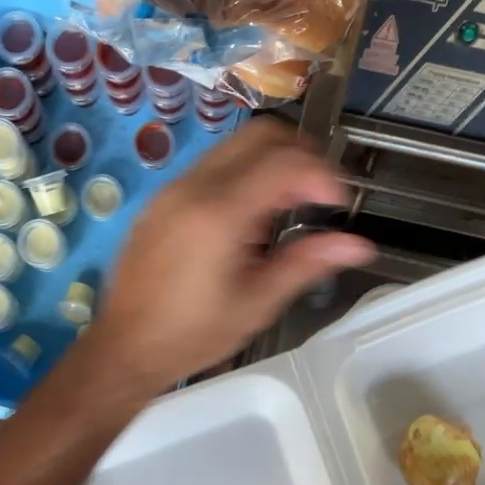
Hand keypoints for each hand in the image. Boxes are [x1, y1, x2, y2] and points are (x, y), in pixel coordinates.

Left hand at [85, 118, 374, 391]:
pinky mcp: (158, 202)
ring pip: (231, 147)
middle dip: (299, 154)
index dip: (322, 174)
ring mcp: (170, 190)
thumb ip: (305, 264)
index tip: (338, 203)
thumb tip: (359, 245)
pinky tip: (245, 221)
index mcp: (220, 213)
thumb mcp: (256, 304)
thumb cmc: (192, 335)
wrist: (124, 349)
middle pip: (259, 135)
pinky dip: (238, 176)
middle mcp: (193, 187)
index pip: (285, 161)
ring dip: (267, 163)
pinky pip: (207, 168)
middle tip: (317, 193)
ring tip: (284, 210)